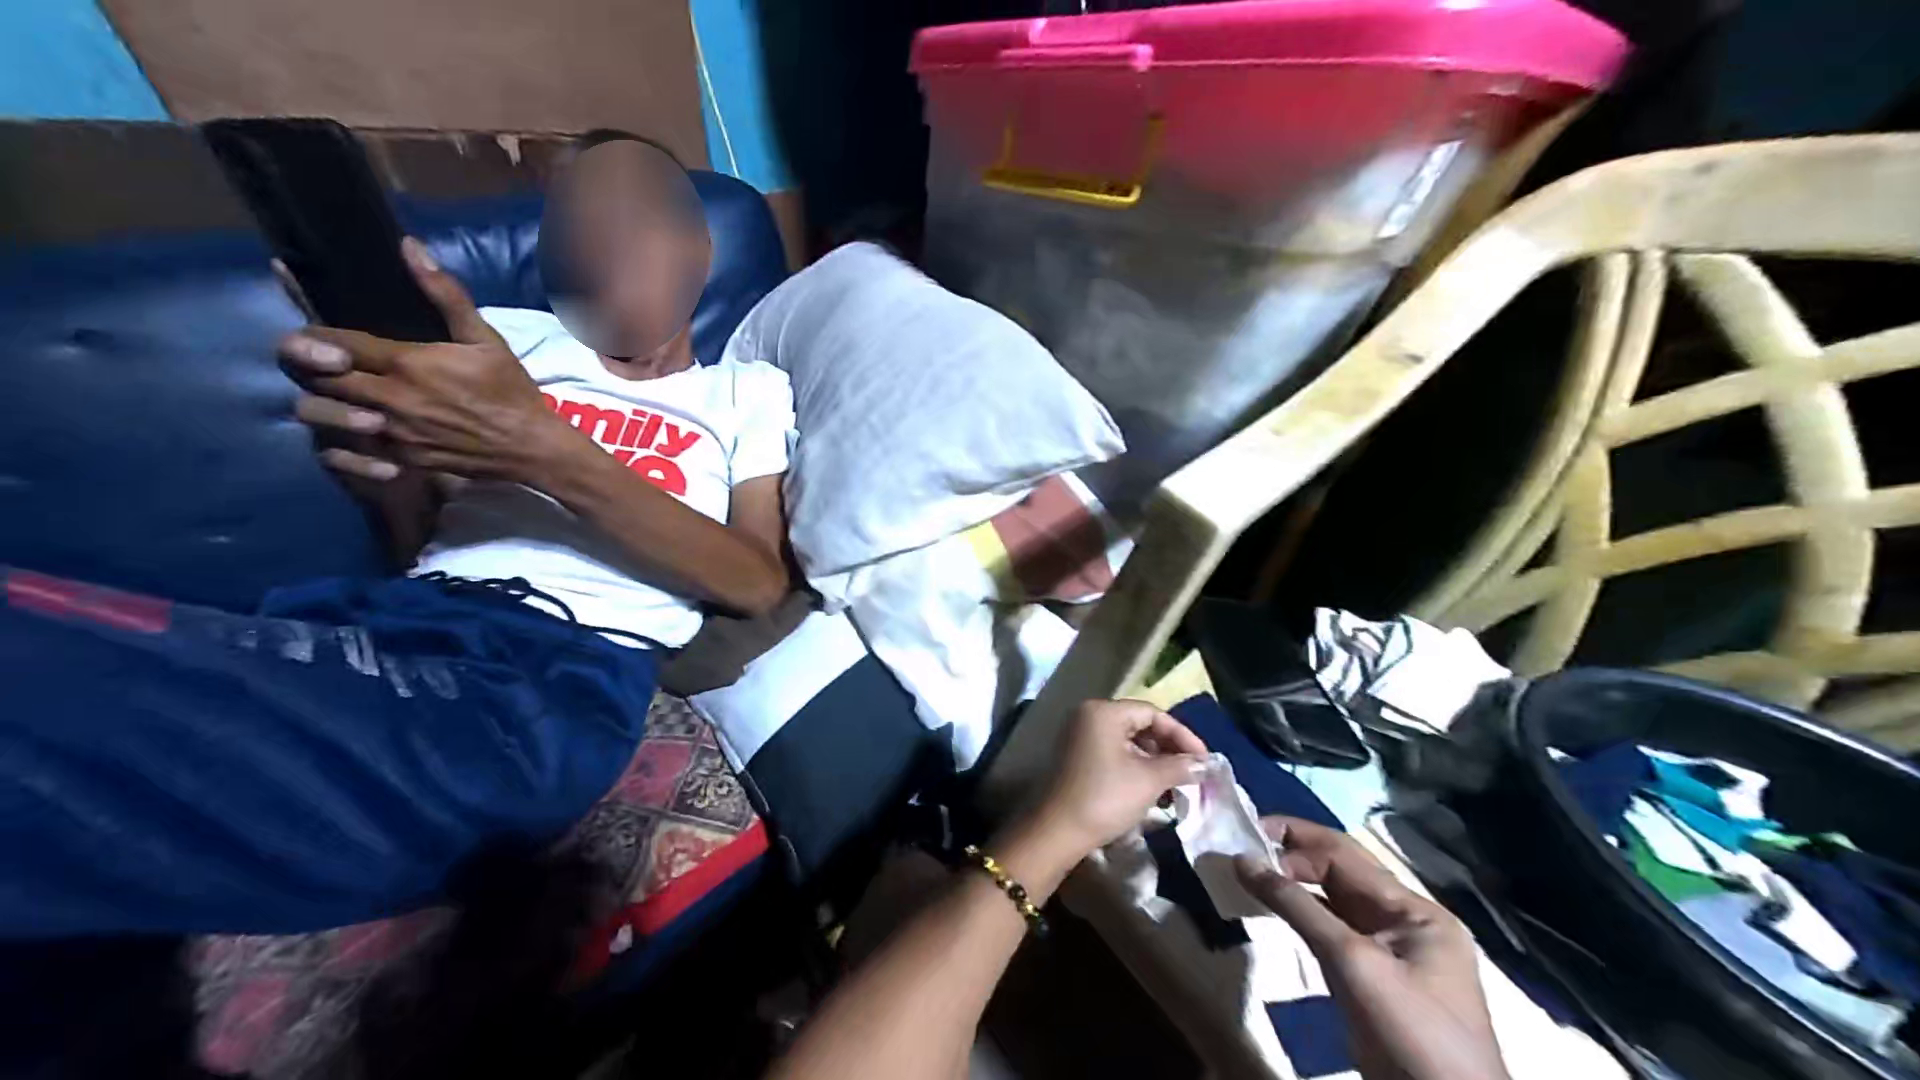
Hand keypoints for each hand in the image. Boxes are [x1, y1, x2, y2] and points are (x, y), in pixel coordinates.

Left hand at [278, 238, 567, 482]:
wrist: (531, 448)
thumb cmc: (511, 392)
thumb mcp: (487, 341)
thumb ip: (445, 296)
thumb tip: (409, 246)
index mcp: (405, 363)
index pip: (327, 339)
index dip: (311, 332)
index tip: (319, 331)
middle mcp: (388, 397)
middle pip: (311, 375)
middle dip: (305, 363)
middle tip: (322, 360)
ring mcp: (391, 431)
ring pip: (318, 412)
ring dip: (320, 399)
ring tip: (337, 393)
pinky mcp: (398, 458)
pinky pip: (345, 449)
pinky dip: (340, 436)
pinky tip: (356, 426)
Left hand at [1032, 700, 1207, 856]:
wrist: (1058, 831)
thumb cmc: (1105, 798)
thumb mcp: (1149, 780)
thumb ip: (1179, 766)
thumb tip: (1203, 764)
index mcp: (1103, 712)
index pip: (1153, 713)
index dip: (1183, 735)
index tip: (1205, 760)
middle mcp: (1089, 716)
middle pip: (1140, 724)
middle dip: (1169, 748)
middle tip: (1193, 771)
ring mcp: (1081, 735)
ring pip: (1129, 740)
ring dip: (1155, 760)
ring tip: (1177, 784)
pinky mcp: (1078, 756)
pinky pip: (1115, 752)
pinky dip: (1137, 766)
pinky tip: (1155, 789)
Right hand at [1235, 818, 1508, 1079]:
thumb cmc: (1410, 1033)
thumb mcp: (1352, 963)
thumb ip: (1297, 907)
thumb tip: (1241, 860)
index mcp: (1413, 909)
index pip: (1343, 855)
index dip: (1293, 842)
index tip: (1244, 841)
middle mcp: (1404, 921)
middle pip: (1338, 873)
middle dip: (1289, 857)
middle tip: (1239, 851)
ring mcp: (1389, 951)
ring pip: (1331, 901)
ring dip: (1290, 886)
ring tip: (1246, 874)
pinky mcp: (1371, 978)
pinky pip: (1329, 930)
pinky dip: (1299, 915)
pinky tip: (1269, 909)